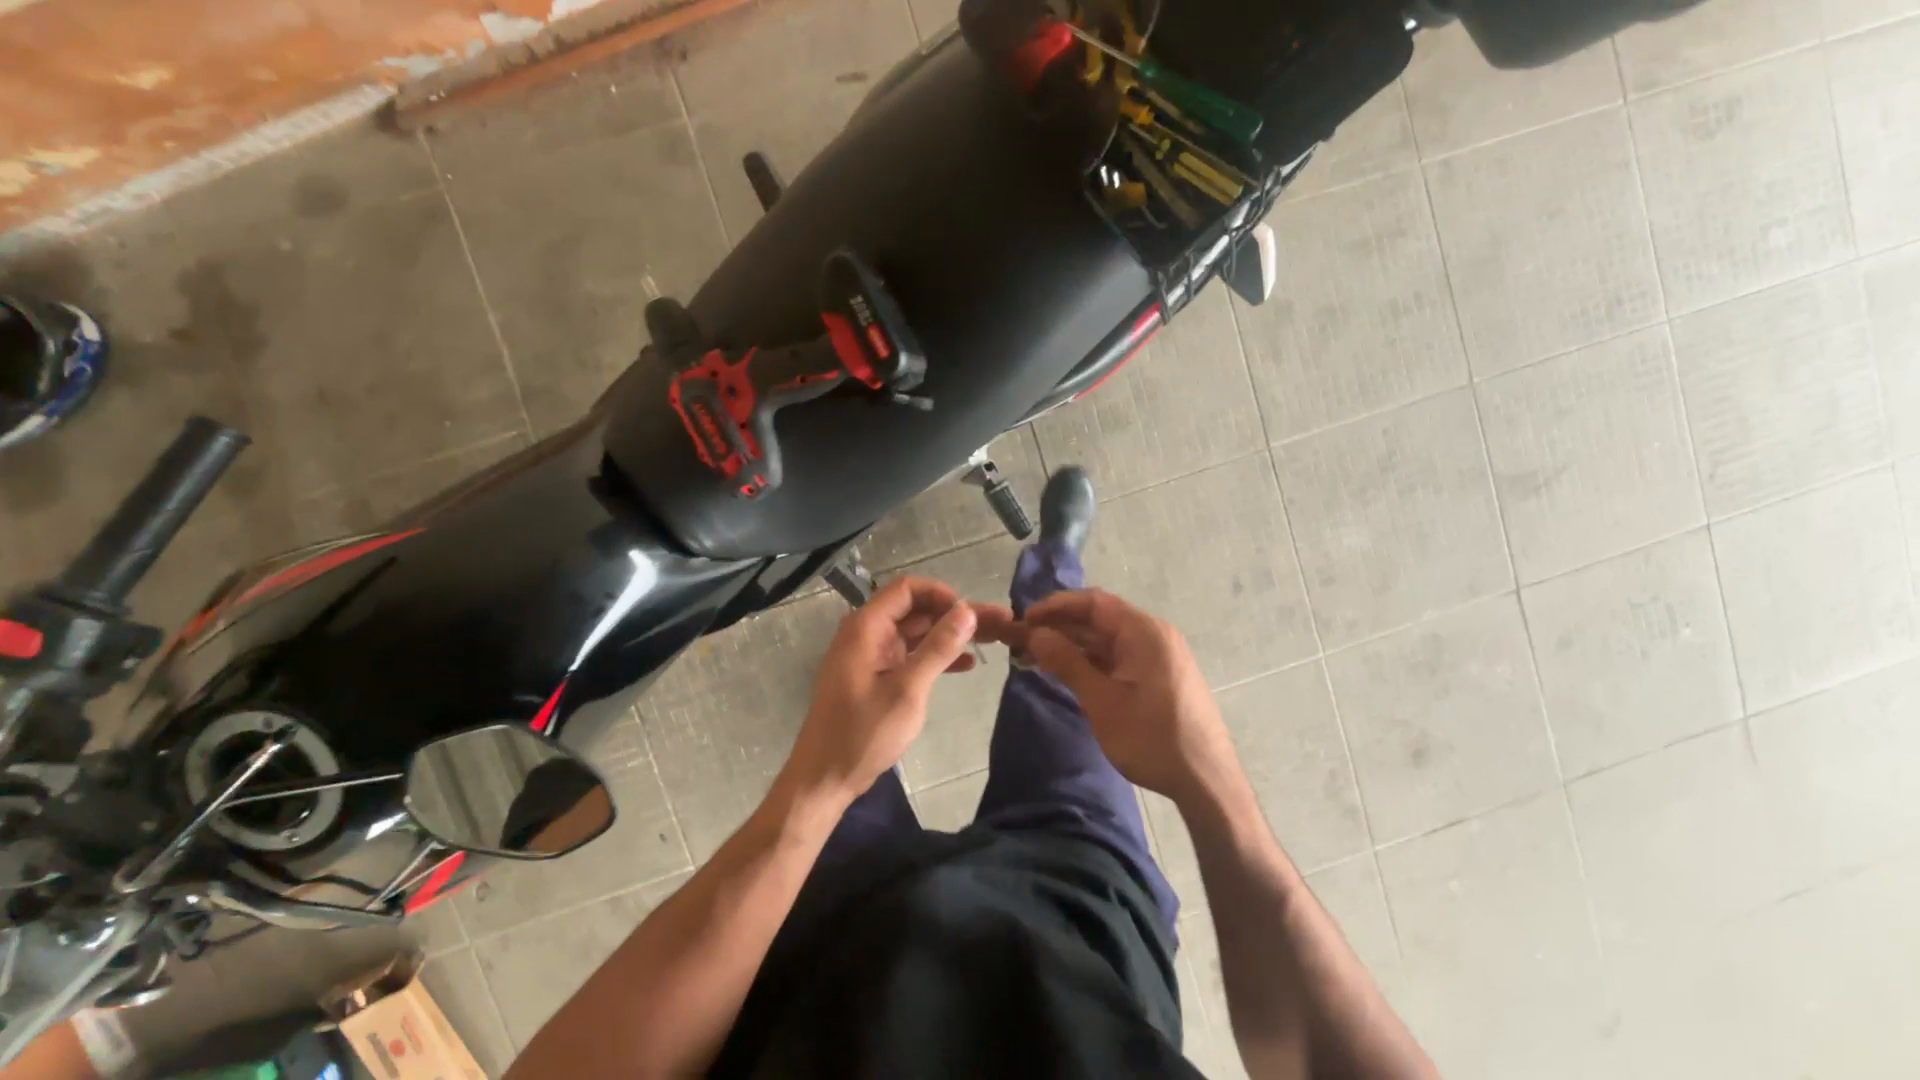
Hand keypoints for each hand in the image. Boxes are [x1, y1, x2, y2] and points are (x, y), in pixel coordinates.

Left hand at [783, 576, 1012, 801]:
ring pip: (916, 633)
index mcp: (866, 628)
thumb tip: (967, 610)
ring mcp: (871, 656)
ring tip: (994, 640)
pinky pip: (910, 655)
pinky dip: (936, 657)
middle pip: (916, 610)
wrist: (825, 777)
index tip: (972, 612)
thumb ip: (937, 648)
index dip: (942, 594)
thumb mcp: (907, 690)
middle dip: (955, 614)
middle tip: (999, 623)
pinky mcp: (876, 677)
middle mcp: (867, 634)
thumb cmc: (862, 733)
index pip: (907, 589)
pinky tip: (968, 664)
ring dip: (950, 636)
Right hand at [1018, 589, 1238, 804]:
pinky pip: (1120, 657)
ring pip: (1109, 640)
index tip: (1024, 619)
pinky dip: (1092, 662)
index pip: (1094, 602)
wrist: (1205, 780)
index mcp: (1144, 632)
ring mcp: (1159, 657)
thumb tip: (1036, 634)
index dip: (1056, 606)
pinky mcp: (1160, 677)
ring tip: (1036, 658)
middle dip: (1061, 627)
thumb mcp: (1102, 701)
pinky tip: (1068, 672)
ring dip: (1074, 646)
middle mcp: (1154, 635)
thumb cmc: (1152, 738)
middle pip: (1100, 619)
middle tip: (1022, 642)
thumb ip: (1067, 663)